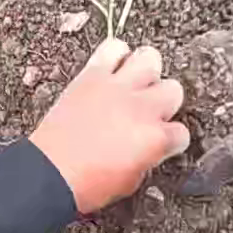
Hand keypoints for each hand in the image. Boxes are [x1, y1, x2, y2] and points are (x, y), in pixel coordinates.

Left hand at [30, 37, 189, 213]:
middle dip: (164, 103)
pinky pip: (113, 47)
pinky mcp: (93, 76)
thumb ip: (147, 158)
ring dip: (146, 72)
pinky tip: (113, 70)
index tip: (161, 143)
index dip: (171, 140)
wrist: (50, 173)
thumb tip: (148, 149)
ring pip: (151, 58)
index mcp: (156, 139)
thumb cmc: (88, 185)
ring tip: (135, 85)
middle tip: (149, 113)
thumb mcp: (130, 182)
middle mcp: (143, 108)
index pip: (181, 133)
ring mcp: (118, 88)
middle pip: (174, 90)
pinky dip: (116, 54)